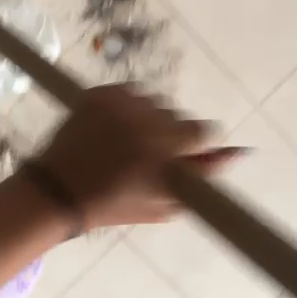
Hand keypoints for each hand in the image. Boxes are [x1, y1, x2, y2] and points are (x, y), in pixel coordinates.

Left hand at [28, 84, 243, 230]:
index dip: (189, 146)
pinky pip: (127, 92)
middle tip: (143, 154)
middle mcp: (147, 123)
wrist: (56, 192)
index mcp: (165, 151)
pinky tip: (108, 128)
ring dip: (145, 118)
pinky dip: (123, 107)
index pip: (203, 131)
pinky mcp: (100, 94)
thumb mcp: (163, 203)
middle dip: (168, 133)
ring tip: (122, 142)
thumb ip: (202, 178)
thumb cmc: (111, 205)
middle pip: (177, 116)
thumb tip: (240, 153)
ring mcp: (121, 106)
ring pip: (153, 102)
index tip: (175, 157)